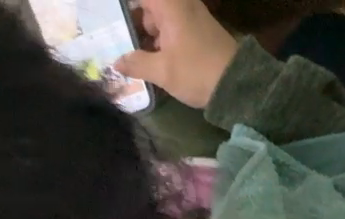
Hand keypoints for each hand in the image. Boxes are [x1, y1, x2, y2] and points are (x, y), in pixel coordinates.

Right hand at [114, 0, 240, 108]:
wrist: (235, 83)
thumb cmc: (196, 72)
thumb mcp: (162, 71)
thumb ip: (137, 63)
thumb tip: (116, 62)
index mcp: (170, 6)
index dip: (125, 7)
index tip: (109, 18)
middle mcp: (179, 5)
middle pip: (148, 8)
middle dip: (132, 24)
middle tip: (114, 44)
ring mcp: (189, 17)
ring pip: (158, 20)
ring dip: (144, 36)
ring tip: (128, 57)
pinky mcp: (196, 31)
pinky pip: (170, 30)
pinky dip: (158, 42)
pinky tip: (148, 60)